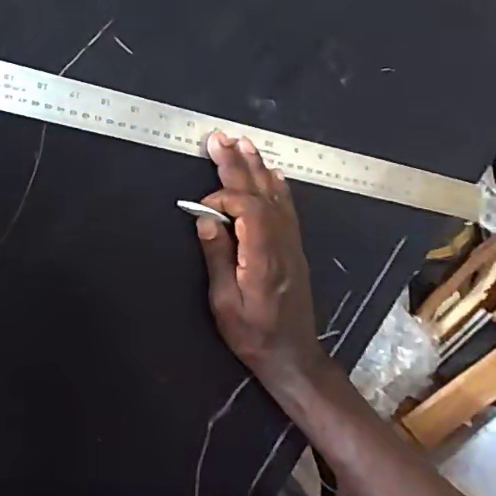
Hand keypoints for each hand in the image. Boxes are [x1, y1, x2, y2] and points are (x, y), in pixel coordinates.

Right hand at [195, 132, 322, 391]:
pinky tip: (271, 173)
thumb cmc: (253, 334)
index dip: (224, 196)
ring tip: (242, 143)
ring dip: (257, 167)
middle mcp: (281, 244)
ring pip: (275, 196)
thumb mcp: (224, 303)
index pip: (248, 209)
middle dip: (237, 164)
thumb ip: (217, 257)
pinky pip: (287, 209)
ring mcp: (291, 244)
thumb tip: (205, 218)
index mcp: (262, 257)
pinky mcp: (293, 248)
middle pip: (260, 194)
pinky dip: (277, 187)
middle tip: (219, 138)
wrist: (294, 357)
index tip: (202, 205)